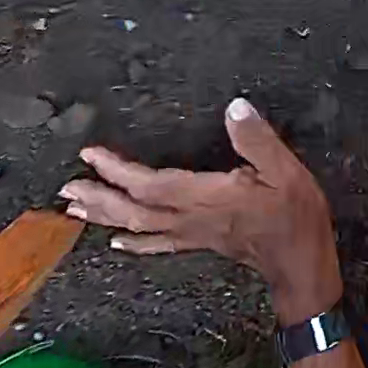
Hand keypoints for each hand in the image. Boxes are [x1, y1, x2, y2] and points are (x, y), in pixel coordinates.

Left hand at [58, 98, 342, 323]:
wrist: (300, 260)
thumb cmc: (294, 214)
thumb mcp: (284, 169)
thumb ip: (257, 138)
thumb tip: (235, 107)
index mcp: (208, 196)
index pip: (151, 184)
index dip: (118, 170)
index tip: (92, 155)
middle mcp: (192, 217)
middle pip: (134, 209)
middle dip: (100, 197)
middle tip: (67, 187)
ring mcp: (195, 233)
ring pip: (140, 226)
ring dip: (106, 217)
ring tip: (78, 209)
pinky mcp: (202, 241)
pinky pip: (158, 242)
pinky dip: (134, 241)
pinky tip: (119, 241)